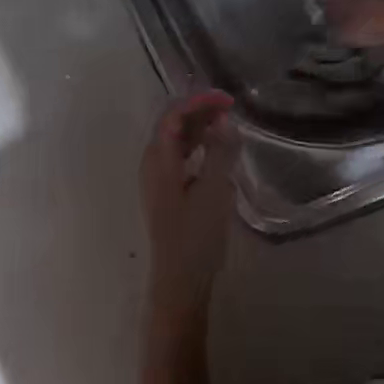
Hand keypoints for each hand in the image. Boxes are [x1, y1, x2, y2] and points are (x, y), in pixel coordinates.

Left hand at [140, 90, 240, 318]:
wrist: (180, 283)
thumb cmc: (196, 236)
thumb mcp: (214, 190)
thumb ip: (220, 152)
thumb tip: (224, 120)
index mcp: (158, 160)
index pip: (173, 116)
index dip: (199, 101)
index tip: (228, 100)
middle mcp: (152, 164)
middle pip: (172, 125)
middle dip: (199, 111)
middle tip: (230, 108)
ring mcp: (157, 180)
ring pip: (176, 141)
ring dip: (199, 128)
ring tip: (227, 123)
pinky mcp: (167, 193)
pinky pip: (180, 157)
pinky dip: (198, 146)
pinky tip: (216, 151)